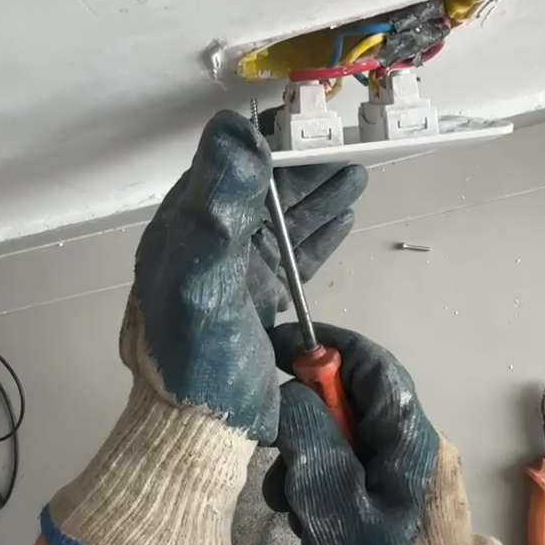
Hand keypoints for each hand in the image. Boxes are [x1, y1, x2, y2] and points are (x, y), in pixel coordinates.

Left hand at [44, 112, 363, 544]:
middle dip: (305, 162)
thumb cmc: (194, 354)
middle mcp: (214, 239)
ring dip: (319, 193)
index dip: (267, 138)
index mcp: (189, 225)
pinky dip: (322, 231)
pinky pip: (298, 253)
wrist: (197, 427)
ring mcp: (240, 268)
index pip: (231, 164)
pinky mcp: (262, 295)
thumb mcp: (200, 277)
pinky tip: (344, 215)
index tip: (303, 117)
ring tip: (355, 168)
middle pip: (266, 187)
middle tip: (347, 140)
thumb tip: (235, 130)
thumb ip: (216, 206)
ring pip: (286, 218)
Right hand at [271, 323, 544, 544]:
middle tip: (274, 449)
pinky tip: (308, 518)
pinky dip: (325, 482)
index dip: (324, 344)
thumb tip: (291, 391)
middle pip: (352, 401)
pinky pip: (355, 467)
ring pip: (347, 437)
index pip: (369, 362)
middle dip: (307, 419)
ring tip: (288, 501)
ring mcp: (409, 470)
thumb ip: (308, 436)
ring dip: (310, 458)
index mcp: (410, 434)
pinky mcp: (401, 496)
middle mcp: (415, 442)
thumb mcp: (332, 503)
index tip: (278, 346)